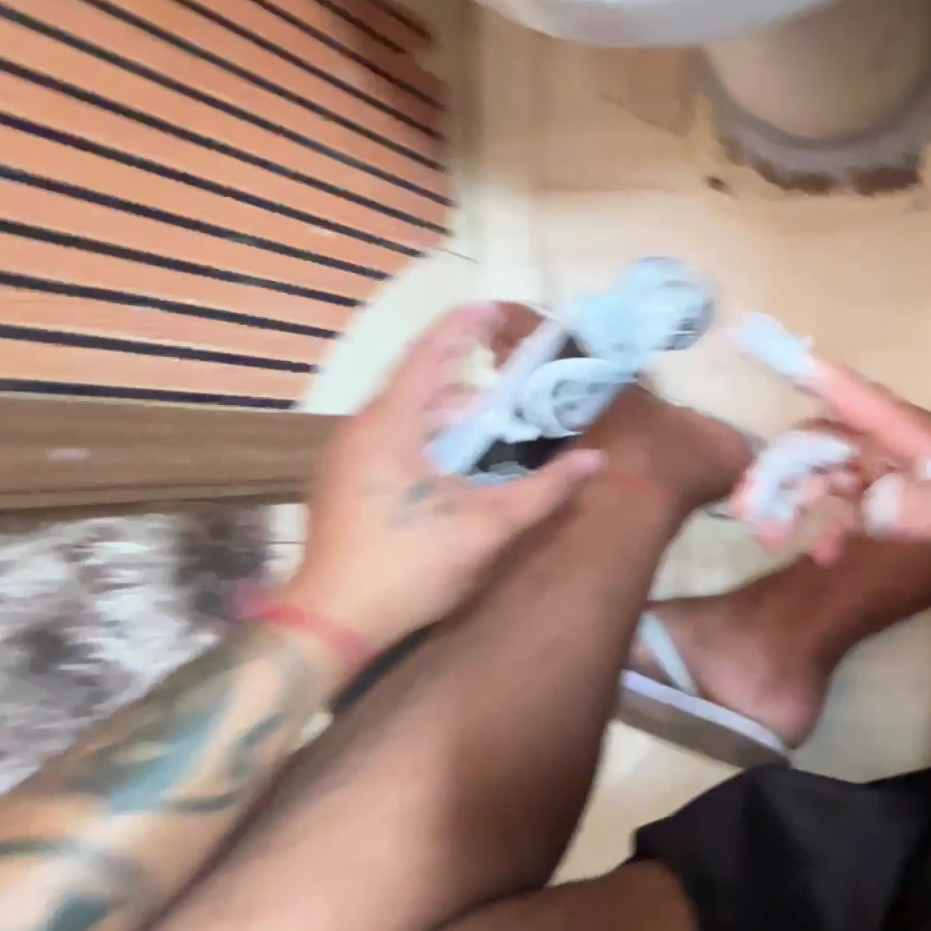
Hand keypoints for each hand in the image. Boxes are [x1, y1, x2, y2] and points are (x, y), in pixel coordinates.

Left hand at [282, 303, 604, 654]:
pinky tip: (469, 470)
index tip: (492, 307)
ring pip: (411, 421)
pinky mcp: (349, 485)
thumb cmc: (411, 563)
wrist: (332, 622)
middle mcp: (361, 433)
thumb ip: (547, 488)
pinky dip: (438, 443)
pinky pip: (399, 444)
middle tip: (521, 395)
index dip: (461, 328)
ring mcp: (349, 460)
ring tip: (504, 436)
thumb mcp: (491, 524)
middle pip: (423, 391)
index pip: (428, 358)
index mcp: (388, 428)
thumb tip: (598, 459)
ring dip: (458, 423)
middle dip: (474, 390)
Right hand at [733, 358, 930, 574]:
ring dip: (794, 501)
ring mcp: (897, 472)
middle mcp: (895, 444)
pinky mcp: (903, 499)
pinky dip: (830, 526)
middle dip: (779, 471)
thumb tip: (869, 506)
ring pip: (825, 473)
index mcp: (911, 433)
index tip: (749, 338)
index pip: (847, 391)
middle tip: (754, 517)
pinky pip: (849, 506)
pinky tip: (825, 557)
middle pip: (819, 441)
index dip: (799, 365)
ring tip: (772, 539)